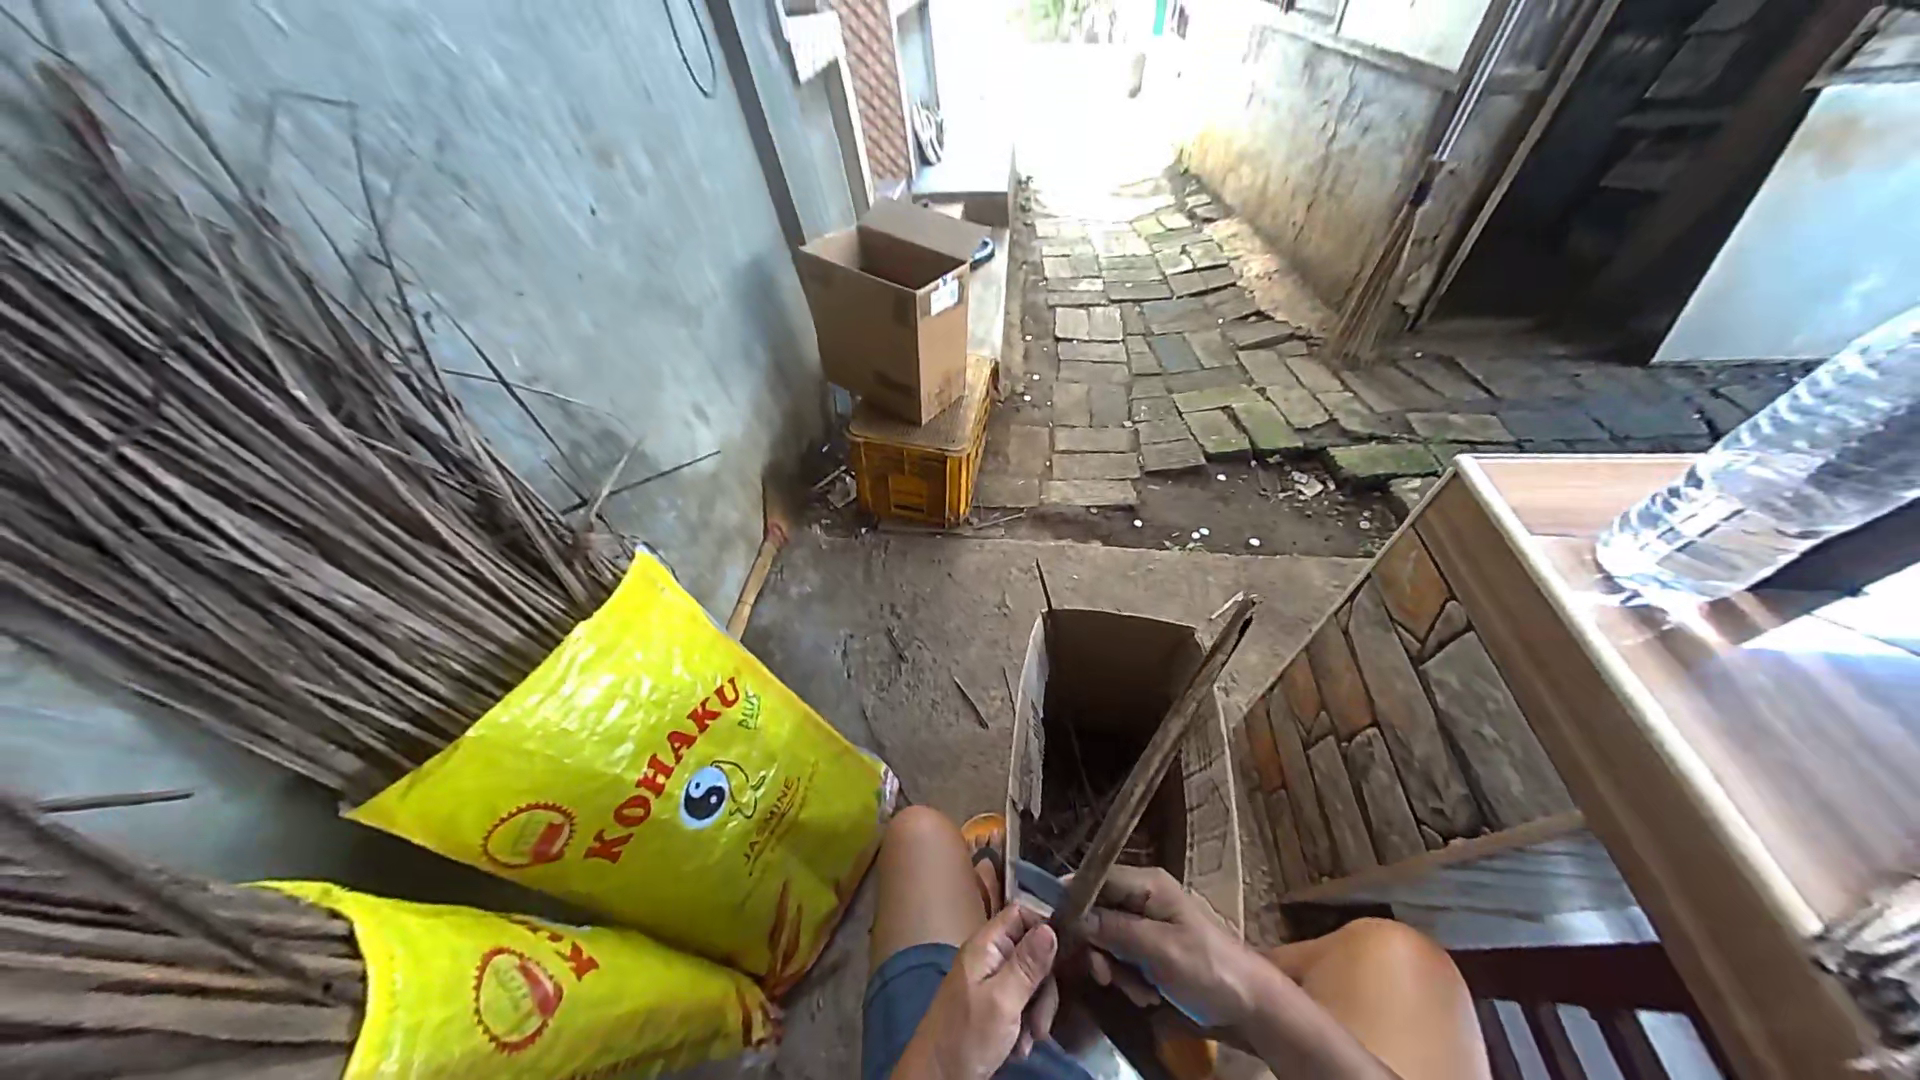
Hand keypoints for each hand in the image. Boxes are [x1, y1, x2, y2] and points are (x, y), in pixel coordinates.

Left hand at [892, 903, 1061, 1079]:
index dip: (1043, 928)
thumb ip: (1027, 965)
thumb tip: (1051, 927)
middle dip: (1043, 986)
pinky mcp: (994, 1007)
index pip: (1020, 914)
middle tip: (1041, 1021)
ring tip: (1029, 1039)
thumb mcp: (1002, 1001)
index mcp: (986, 945)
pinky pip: (1022, 1005)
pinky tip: (1019, 1047)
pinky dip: (1026, 1025)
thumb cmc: (967, 1035)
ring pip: (1031, 982)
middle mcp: (989, 958)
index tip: (1061, 958)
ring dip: (1036, 1012)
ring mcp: (991, 983)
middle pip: (1031, 952)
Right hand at [1079, 865, 1282, 1029]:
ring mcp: (1148, 922)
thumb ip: (1115, 929)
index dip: (1074, 900)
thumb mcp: (1159, 949)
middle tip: (1107, 976)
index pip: (1096, 877)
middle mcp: (1144, 896)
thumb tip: (1074, 917)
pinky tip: (1146, 995)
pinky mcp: (1151, 947)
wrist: (1253, 1007)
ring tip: (1139, 992)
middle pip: (1098, 911)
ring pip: (1107, 938)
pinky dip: (1129, 978)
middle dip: (1099, 947)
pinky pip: (1123, 956)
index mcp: (1147, 883)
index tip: (1059, 930)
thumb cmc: (1208, 970)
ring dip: (1116, 968)